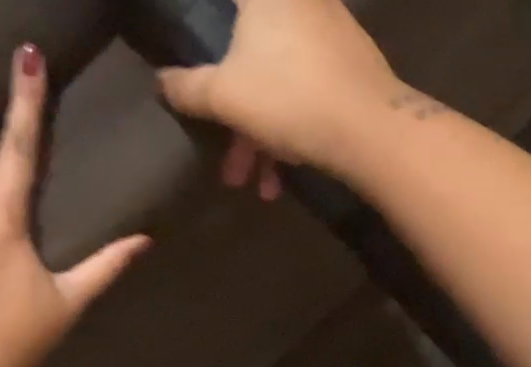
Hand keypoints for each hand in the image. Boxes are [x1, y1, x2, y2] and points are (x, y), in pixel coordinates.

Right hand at [156, 0, 405, 192]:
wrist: (368, 128)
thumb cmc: (286, 97)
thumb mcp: (223, 96)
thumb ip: (188, 87)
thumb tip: (162, 81)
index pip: (228, 2)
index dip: (213, 19)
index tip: (209, 41)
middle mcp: (300, 3)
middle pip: (253, 50)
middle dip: (237, 112)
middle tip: (227, 155)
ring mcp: (331, 33)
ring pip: (281, 81)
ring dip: (261, 137)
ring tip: (252, 184)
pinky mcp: (352, 67)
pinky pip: (307, 94)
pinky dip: (289, 132)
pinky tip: (280, 180)